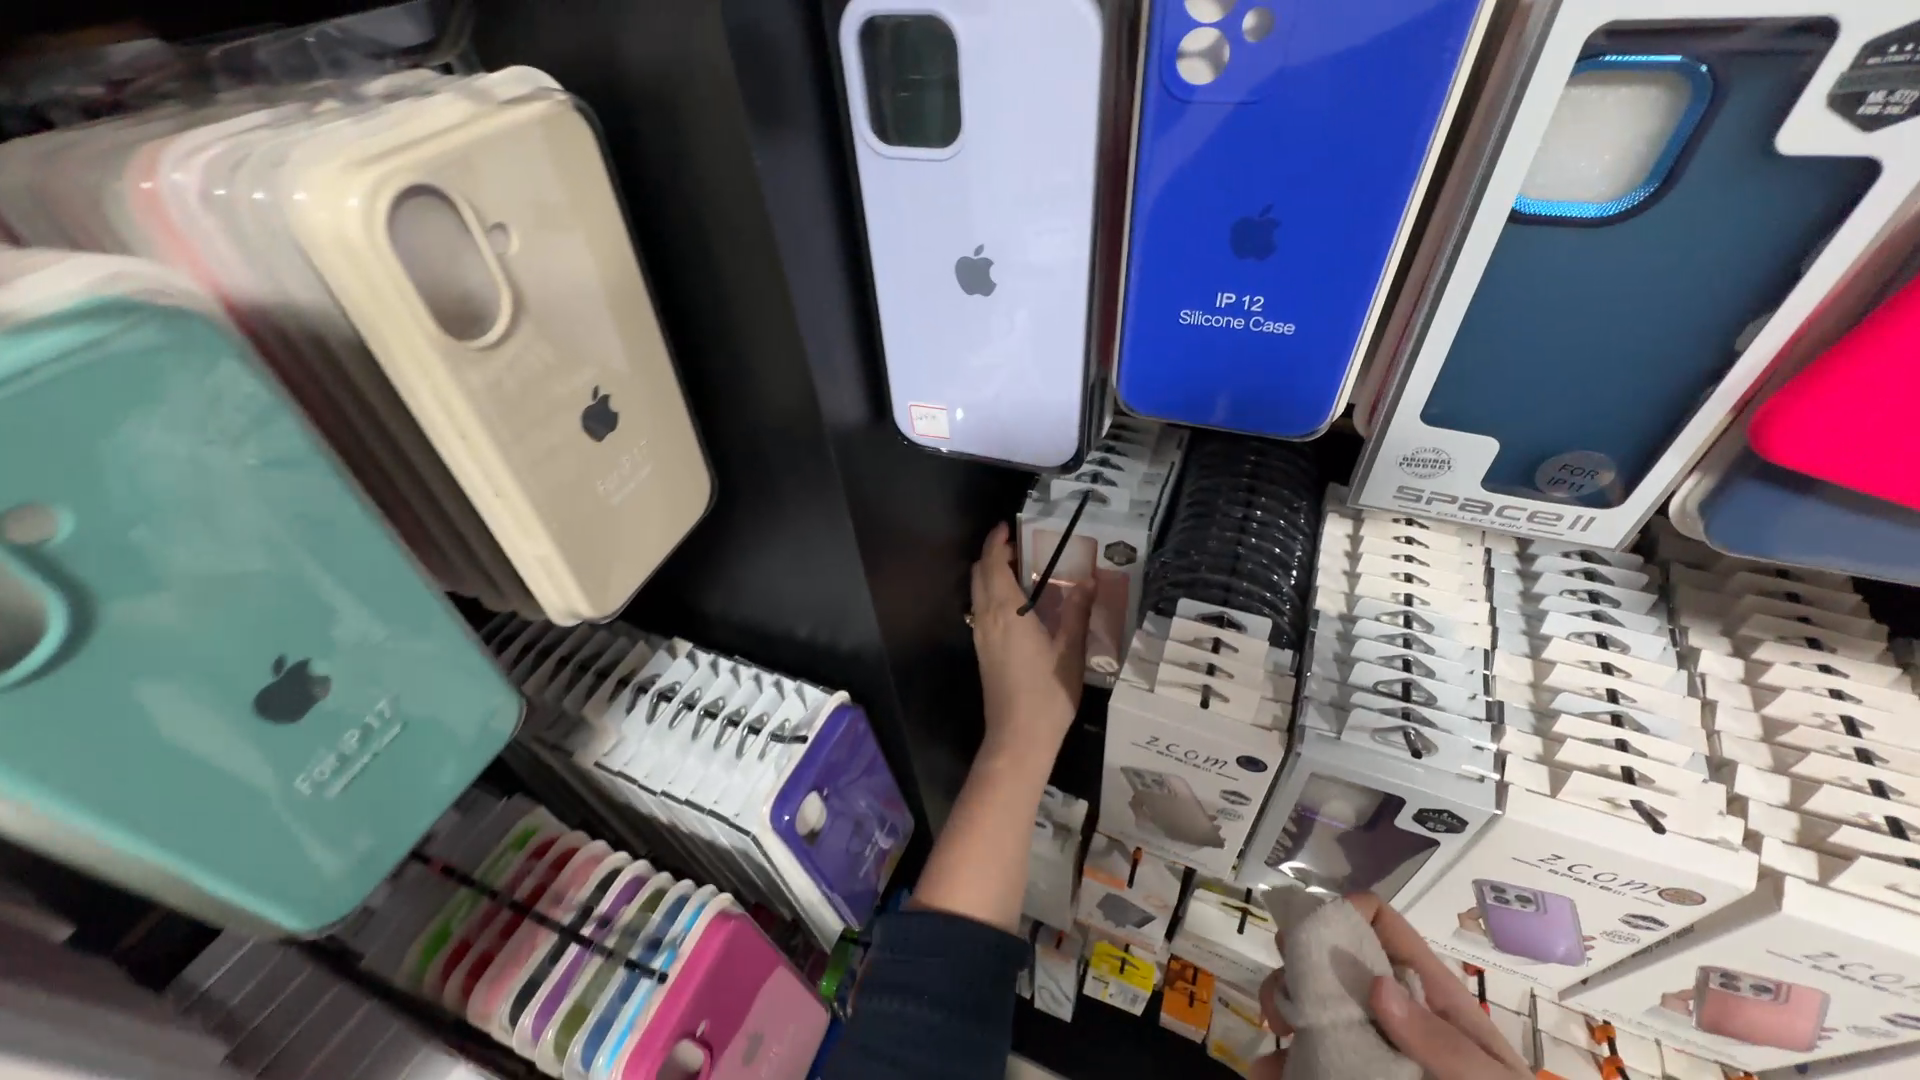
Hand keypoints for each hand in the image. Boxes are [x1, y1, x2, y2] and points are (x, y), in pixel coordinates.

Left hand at [969, 523, 1093, 755]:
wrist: (1018, 737)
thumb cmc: (1047, 693)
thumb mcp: (1071, 651)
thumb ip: (1078, 612)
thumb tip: (1089, 579)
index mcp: (1005, 611)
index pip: (991, 564)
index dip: (996, 542)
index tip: (1008, 526)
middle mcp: (986, 618)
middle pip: (978, 575)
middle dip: (992, 554)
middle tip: (1019, 545)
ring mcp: (980, 636)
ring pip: (977, 593)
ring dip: (991, 575)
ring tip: (1021, 570)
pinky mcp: (982, 652)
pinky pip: (981, 610)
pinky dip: (993, 595)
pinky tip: (1018, 604)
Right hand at [1252, 894, 1531, 1079]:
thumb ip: (1442, 1042)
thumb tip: (1377, 985)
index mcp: (1429, 994)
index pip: (1380, 924)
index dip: (1343, 915)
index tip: (1308, 941)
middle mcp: (1392, 1010)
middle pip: (1331, 959)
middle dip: (1295, 969)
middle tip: (1282, 1001)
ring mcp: (1370, 1045)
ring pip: (1311, 1005)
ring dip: (1281, 1012)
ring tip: (1274, 1039)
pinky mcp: (1350, 1074)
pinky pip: (1307, 1060)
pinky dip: (1278, 1064)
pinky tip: (1266, 1074)